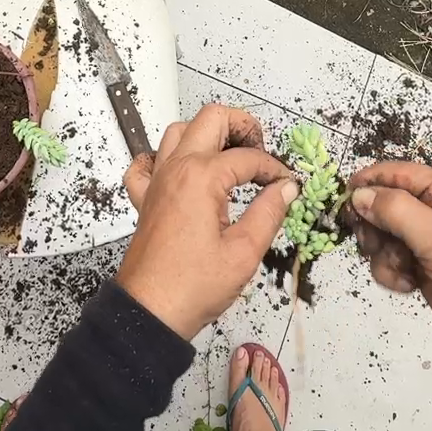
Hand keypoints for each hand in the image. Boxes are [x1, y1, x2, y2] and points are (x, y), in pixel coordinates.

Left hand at [118, 104, 299, 338]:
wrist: (149, 313)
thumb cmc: (194, 286)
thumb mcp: (244, 252)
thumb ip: (269, 212)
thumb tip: (286, 187)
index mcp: (202, 177)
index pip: (247, 157)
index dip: (273, 168)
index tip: (286, 183)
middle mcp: (177, 167)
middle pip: (210, 117)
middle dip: (241, 126)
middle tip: (259, 152)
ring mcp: (157, 179)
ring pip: (179, 130)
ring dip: (206, 135)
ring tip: (228, 158)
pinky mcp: (145, 198)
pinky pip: (147, 162)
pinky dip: (163, 158)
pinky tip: (182, 174)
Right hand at [348, 161, 431, 398]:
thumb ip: (398, 213)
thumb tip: (358, 194)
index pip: (395, 173)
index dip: (367, 184)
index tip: (343, 205)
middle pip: (383, 202)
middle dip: (374, 225)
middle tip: (375, 246)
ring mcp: (428, 239)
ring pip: (382, 233)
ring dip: (382, 253)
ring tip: (401, 271)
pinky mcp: (422, 267)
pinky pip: (389, 260)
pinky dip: (390, 272)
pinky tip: (408, 286)